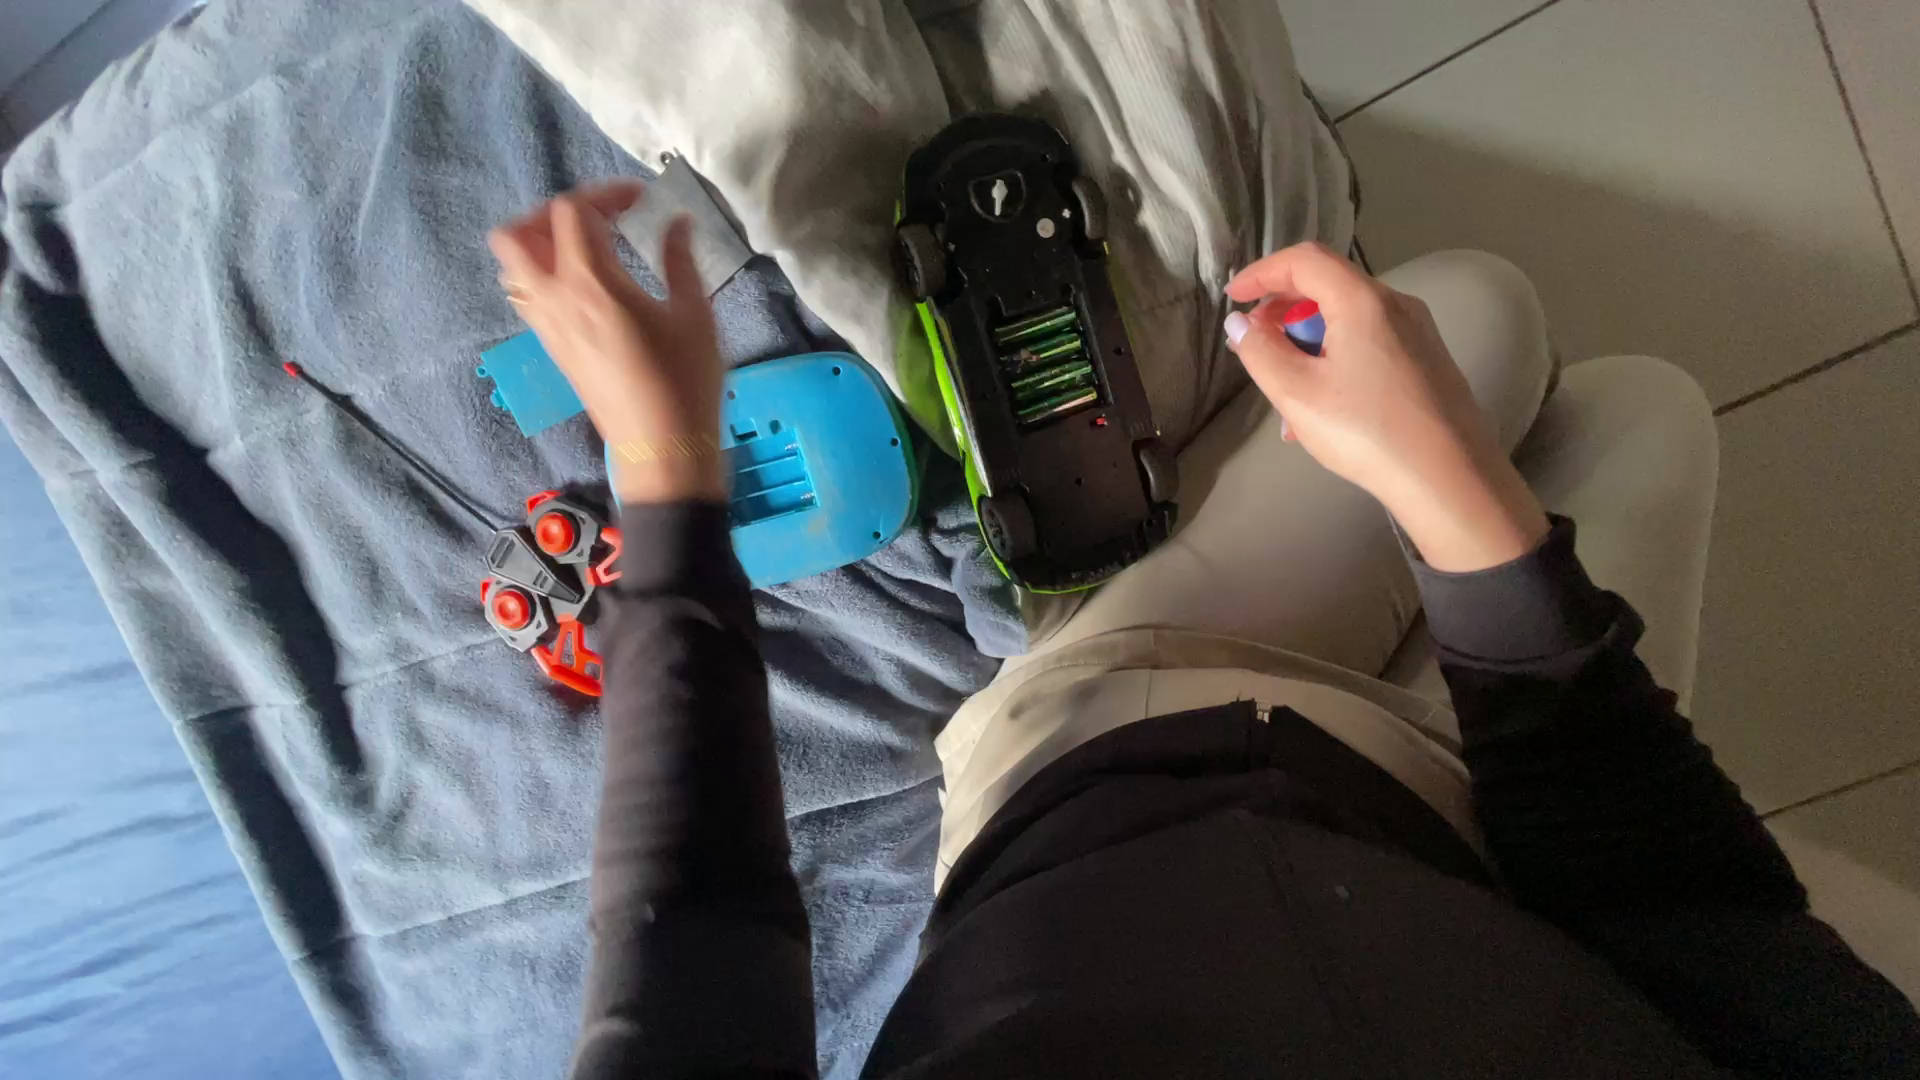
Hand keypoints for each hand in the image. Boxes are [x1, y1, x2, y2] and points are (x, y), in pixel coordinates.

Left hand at [489, 181, 725, 503]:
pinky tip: (587, 290)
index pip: (574, 211)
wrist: (662, 448)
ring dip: (541, 246)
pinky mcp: (554, 349)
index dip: (607, 193)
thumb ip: (680, 261)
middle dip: (554, 214)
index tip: (643, 201)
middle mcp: (556, 298)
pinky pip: (528, 297)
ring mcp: (548, 327)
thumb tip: (677, 222)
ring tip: (587, 253)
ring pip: (514, 267)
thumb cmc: (686, 381)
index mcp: (592, 282)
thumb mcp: (695, 316)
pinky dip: (545, 277)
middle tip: (598, 222)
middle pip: (519, 231)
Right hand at [1223, 243, 1548, 571]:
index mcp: (1362, 302)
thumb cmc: (1365, 430)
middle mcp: (1395, 306)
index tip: (1232, 298)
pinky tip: (1317, 410)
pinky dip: (1331, 360)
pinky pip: (1365, 345)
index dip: (1262, 272)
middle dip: (1281, 310)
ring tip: (1282, 392)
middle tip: (1252, 344)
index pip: (1305, 260)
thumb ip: (1259, 351)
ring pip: (1345, 321)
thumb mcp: (1296, 392)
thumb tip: (1239, 323)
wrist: (1448, 477)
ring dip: (1304, 343)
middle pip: (1327, 287)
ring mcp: (1416, 333)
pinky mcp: (1424, 362)